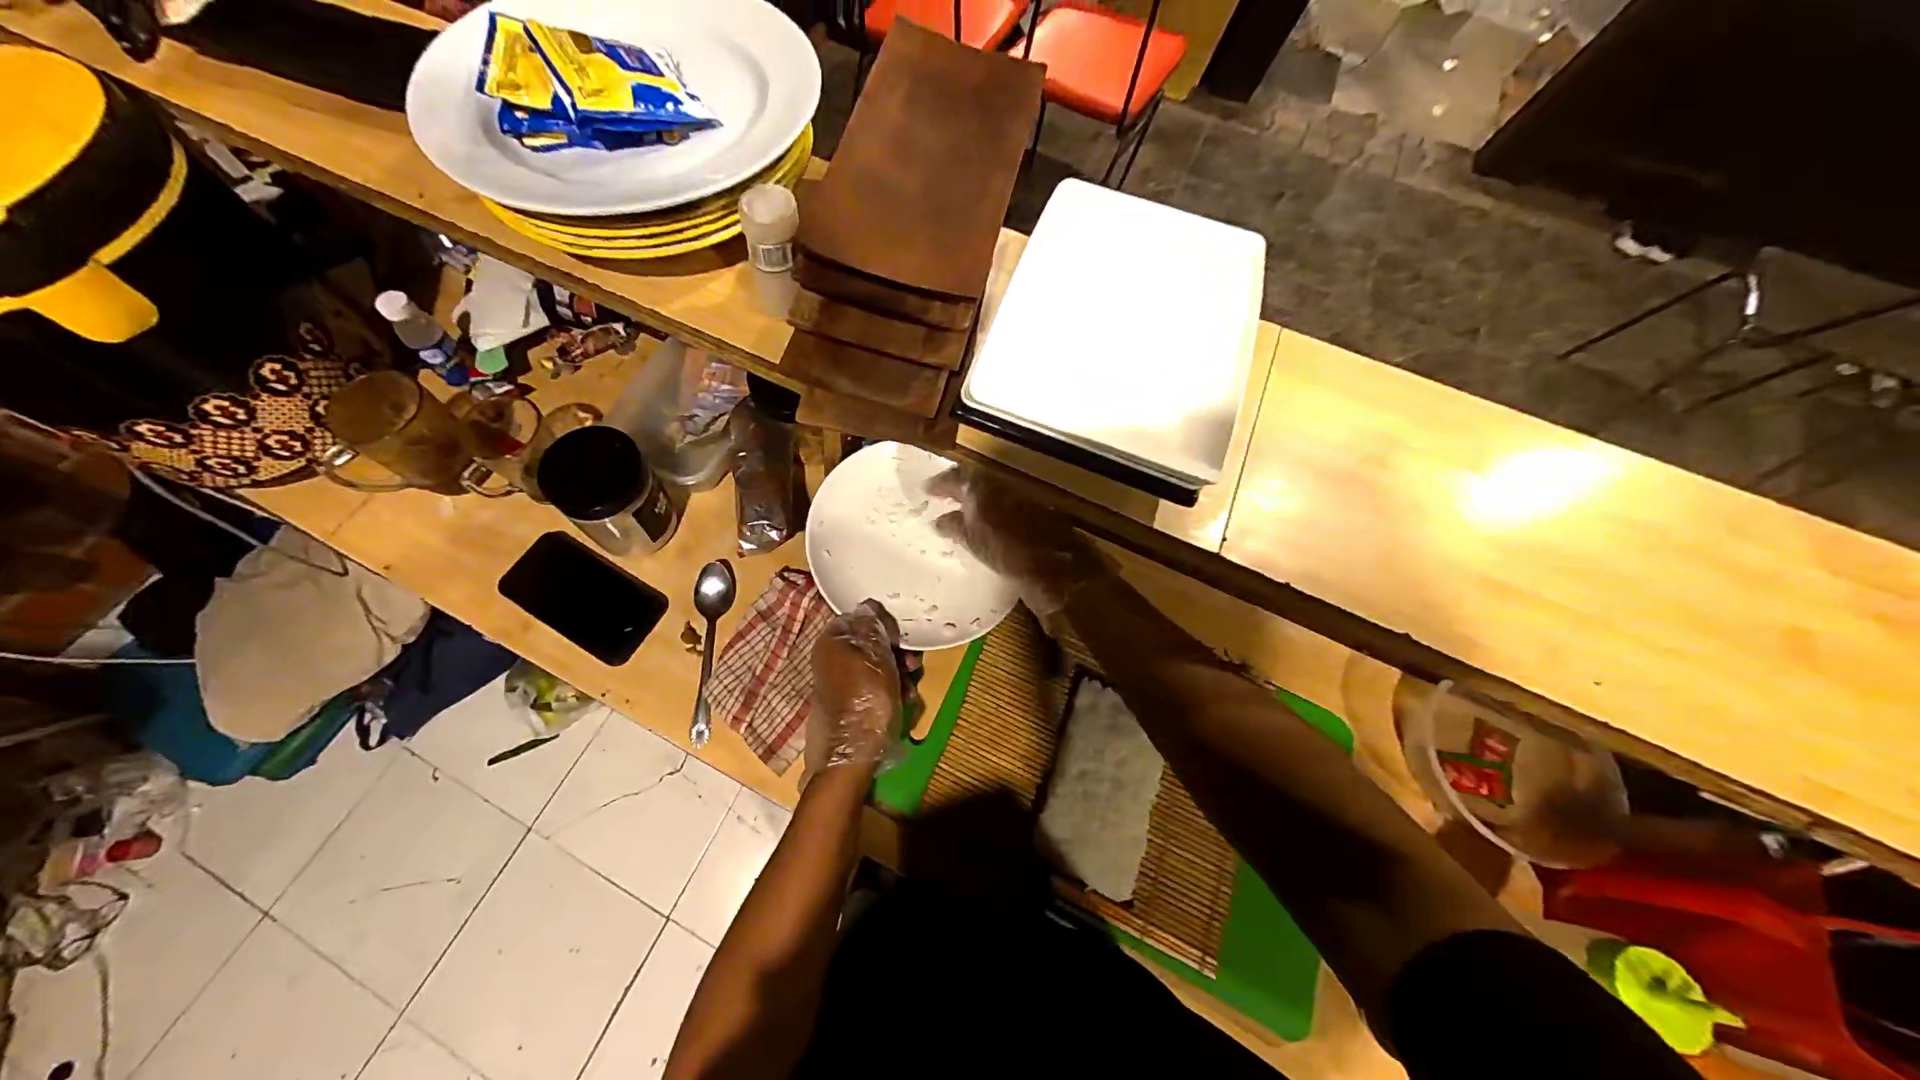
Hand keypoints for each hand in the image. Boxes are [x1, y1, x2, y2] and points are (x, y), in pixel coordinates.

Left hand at [806, 601, 905, 783]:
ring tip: (909, 691)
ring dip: (900, 676)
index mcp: (832, 640)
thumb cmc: (865, 698)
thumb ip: (873, 626)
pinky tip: (904, 703)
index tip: (902, 638)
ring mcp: (840, 683)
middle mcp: (832, 657)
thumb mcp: (875, 655)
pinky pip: (875, 689)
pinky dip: (892, 693)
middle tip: (912, 665)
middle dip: (897, 653)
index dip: (885, 625)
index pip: (861, 617)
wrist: (850, 755)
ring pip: (879, 667)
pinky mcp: (850, 704)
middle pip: (873, 643)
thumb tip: (868, 605)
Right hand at [928, 466, 1111, 614]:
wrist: (1054, 565)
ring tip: (960, 511)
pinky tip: (986, 526)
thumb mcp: (973, 540)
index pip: (955, 477)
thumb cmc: (1006, 551)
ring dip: (975, 499)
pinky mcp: (1035, 514)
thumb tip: (939, 521)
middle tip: (943, 495)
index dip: (939, 483)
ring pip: (991, 492)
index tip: (927, 489)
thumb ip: (954, 527)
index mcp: (982, 488)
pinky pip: (1005, 505)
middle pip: (975, 481)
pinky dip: (991, 511)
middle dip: (958, 488)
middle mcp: (1002, 486)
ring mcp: (1021, 498)